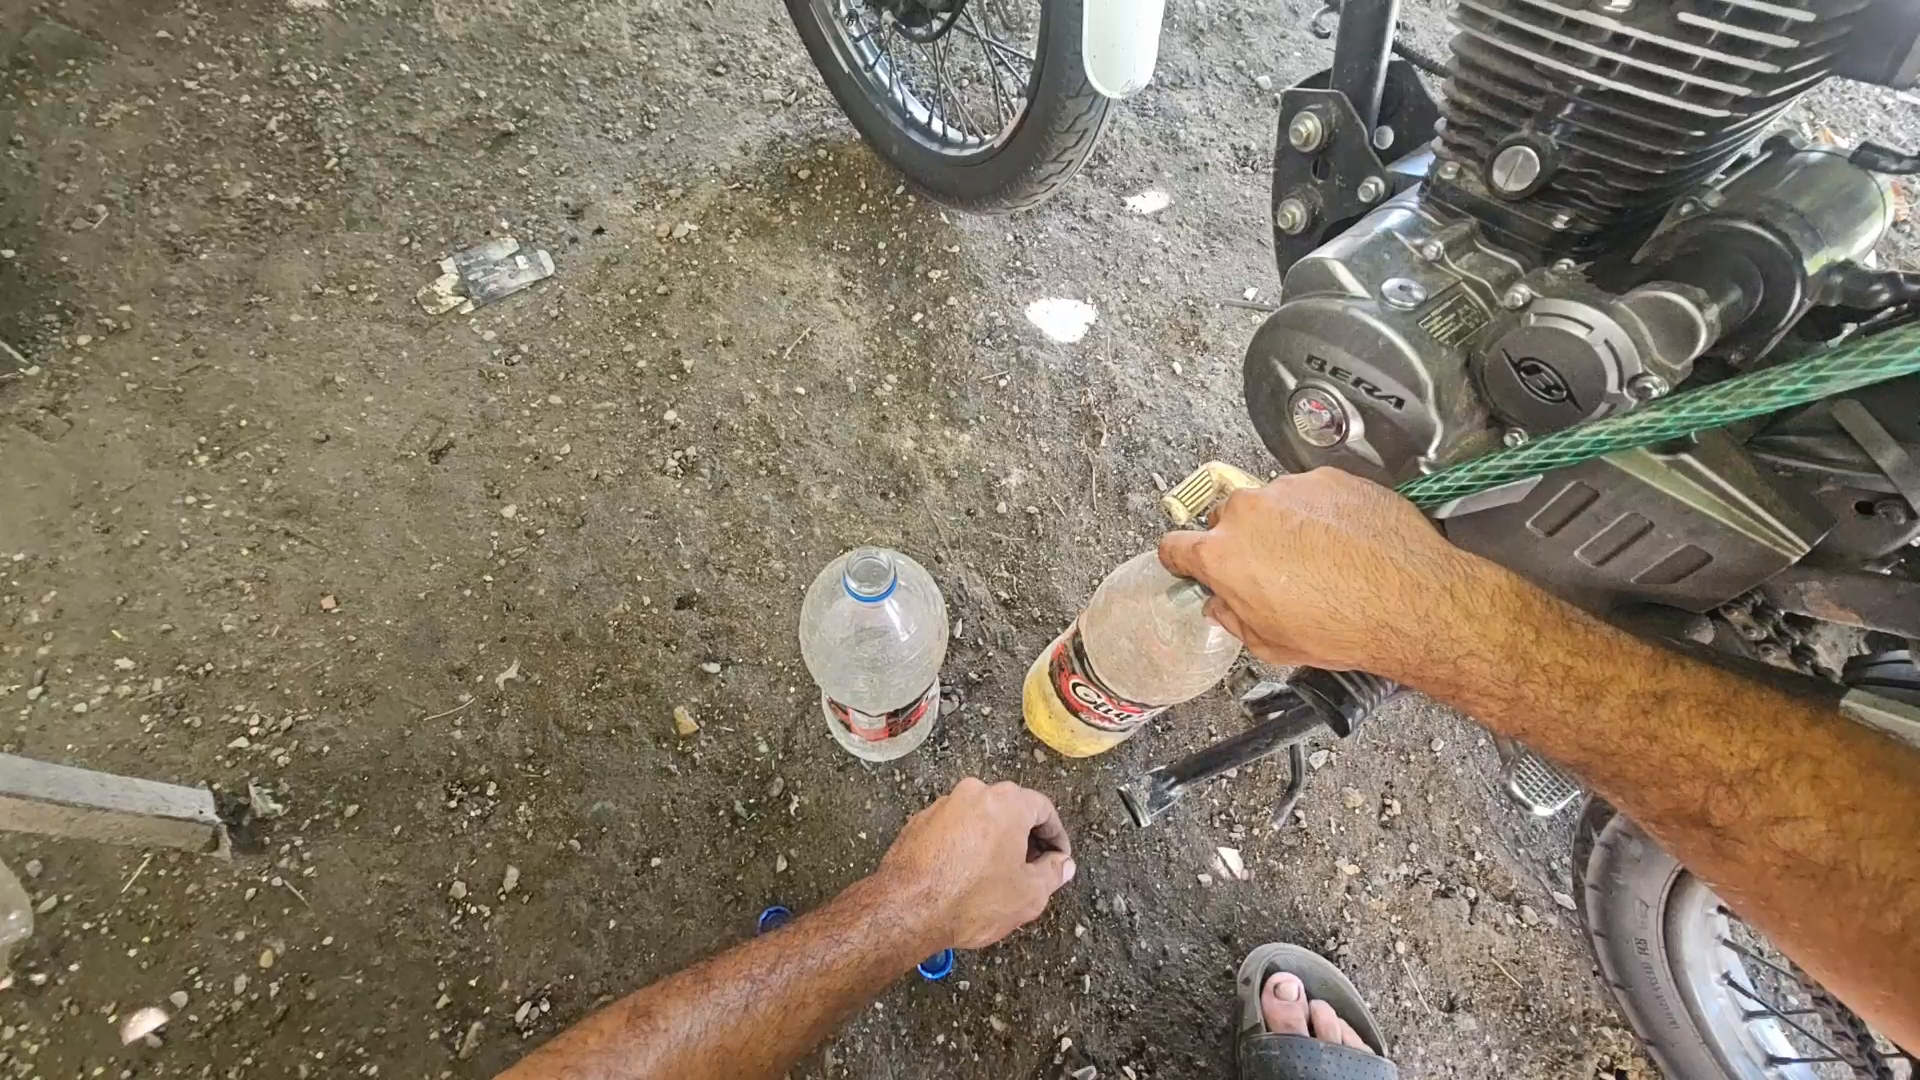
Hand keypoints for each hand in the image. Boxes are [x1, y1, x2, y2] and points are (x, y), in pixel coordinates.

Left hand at [876, 778, 1074, 950]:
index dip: (1056, 836)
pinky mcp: (921, 820)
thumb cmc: (970, 899)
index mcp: (1006, 802)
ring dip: (994, 840)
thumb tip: (1062, 865)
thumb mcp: (1028, 894)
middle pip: (1011, 809)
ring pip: (981, 817)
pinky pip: (955, 827)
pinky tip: (966, 874)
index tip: (1059, 858)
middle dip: (1026, 838)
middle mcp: (975, 793)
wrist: (908, 907)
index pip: (1043, 809)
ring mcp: (945, 804)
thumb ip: (1052, 874)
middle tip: (1033, 869)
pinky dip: (966, 844)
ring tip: (998, 875)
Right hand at [1157, 467, 1492, 679]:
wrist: (1414, 601)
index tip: (1189, 562)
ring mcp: (1288, 490)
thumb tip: (1223, 603)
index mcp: (1221, 554)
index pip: (1173, 545)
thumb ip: (1232, 616)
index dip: (1181, 558)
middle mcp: (1247, 512)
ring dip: (1280, 524)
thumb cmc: (1343, 626)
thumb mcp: (1268, 643)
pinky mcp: (1328, 478)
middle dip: (1239, 541)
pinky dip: (1317, 512)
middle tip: (1269, 567)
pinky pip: (1308, 494)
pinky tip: (1342, 541)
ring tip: (1316, 556)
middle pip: (1224, 521)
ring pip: (1268, 505)